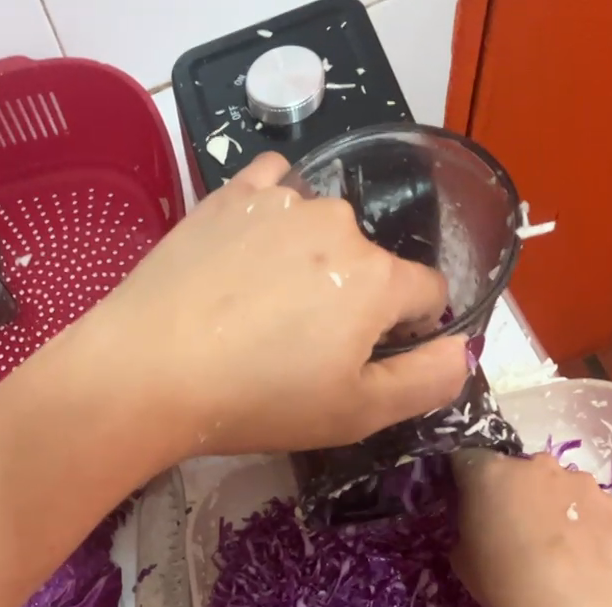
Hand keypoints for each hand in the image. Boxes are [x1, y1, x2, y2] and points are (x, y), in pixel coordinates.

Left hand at [46, 153, 470, 456]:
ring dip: (311, 259)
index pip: (427, 294)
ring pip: (323, 226)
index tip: (367, 360)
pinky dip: (272, 215)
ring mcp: (281, 202)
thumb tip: (462, 348)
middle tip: (297, 348)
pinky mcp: (229, 195)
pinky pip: (272, 187)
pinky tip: (246, 253)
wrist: (149, 371)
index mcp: (379, 279)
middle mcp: (340, 224)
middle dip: (352, 300)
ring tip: (262, 306)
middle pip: (371, 262)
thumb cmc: (257, 401)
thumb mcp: (354, 414)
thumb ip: (425, 382)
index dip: (408, 331)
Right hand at [451, 450, 611, 606]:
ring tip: (550, 545)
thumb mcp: (462, 560)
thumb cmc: (507, 582)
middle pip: (514, 471)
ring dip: (547, 504)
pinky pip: (585, 505)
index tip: (466, 505)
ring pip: (554, 485)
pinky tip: (579, 554)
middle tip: (509, 529)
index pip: (466, 460)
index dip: (464, 482)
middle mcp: (534, 465)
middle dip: (509, 492)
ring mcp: (579, 480)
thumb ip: (466, 529)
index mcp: (488, 473)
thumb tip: (478, 524)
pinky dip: (579, 521)